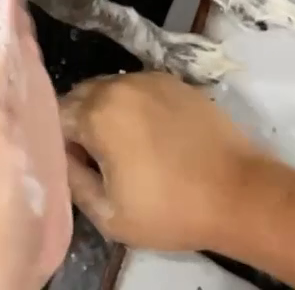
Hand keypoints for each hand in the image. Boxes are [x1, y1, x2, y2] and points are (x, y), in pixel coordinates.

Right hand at [59, 72, 290, 254]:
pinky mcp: (171, 80)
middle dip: (79, 121)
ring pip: (107, 88)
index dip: (60, 140)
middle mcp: (115, 86)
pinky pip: (136, 87)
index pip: (55, 115)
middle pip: (79, 95)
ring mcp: (145, 79)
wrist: (239, 193)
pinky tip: (151, 133)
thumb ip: (74, 182)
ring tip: (125, 145)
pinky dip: (133, 104)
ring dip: (105, 110)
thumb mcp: (111, 216)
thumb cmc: (172, 209)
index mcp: (95, 114)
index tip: (76, 164)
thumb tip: (62, 158)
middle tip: (97, 156)